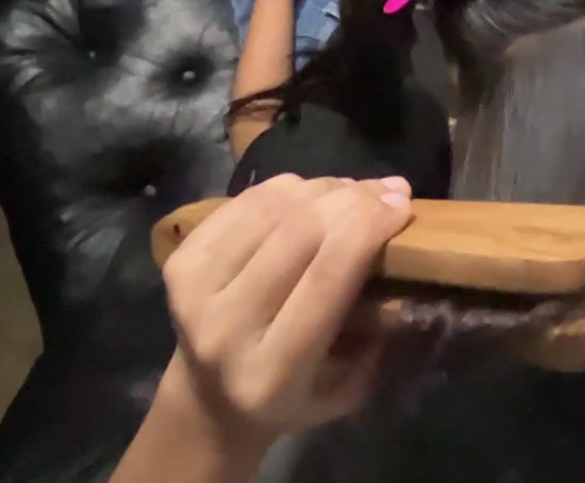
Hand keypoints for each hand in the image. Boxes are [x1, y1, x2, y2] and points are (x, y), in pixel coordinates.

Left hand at [160, 174, 412, 445]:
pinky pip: (246, 200)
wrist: (209, 398)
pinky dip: (289, 186)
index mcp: (272, 372)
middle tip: (389, 189)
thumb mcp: (346, 385)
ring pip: (273, 207)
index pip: (328, 274)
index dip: (369, 227)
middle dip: (354, 199)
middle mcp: (225, 328)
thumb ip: (376, 327)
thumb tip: (397, 236)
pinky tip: (314, 190)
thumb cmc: (294, 394)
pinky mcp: (181, 259)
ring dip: (325, 186)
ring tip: (356, 188)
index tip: (403, 206)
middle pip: (301, 231)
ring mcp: (194, 289)